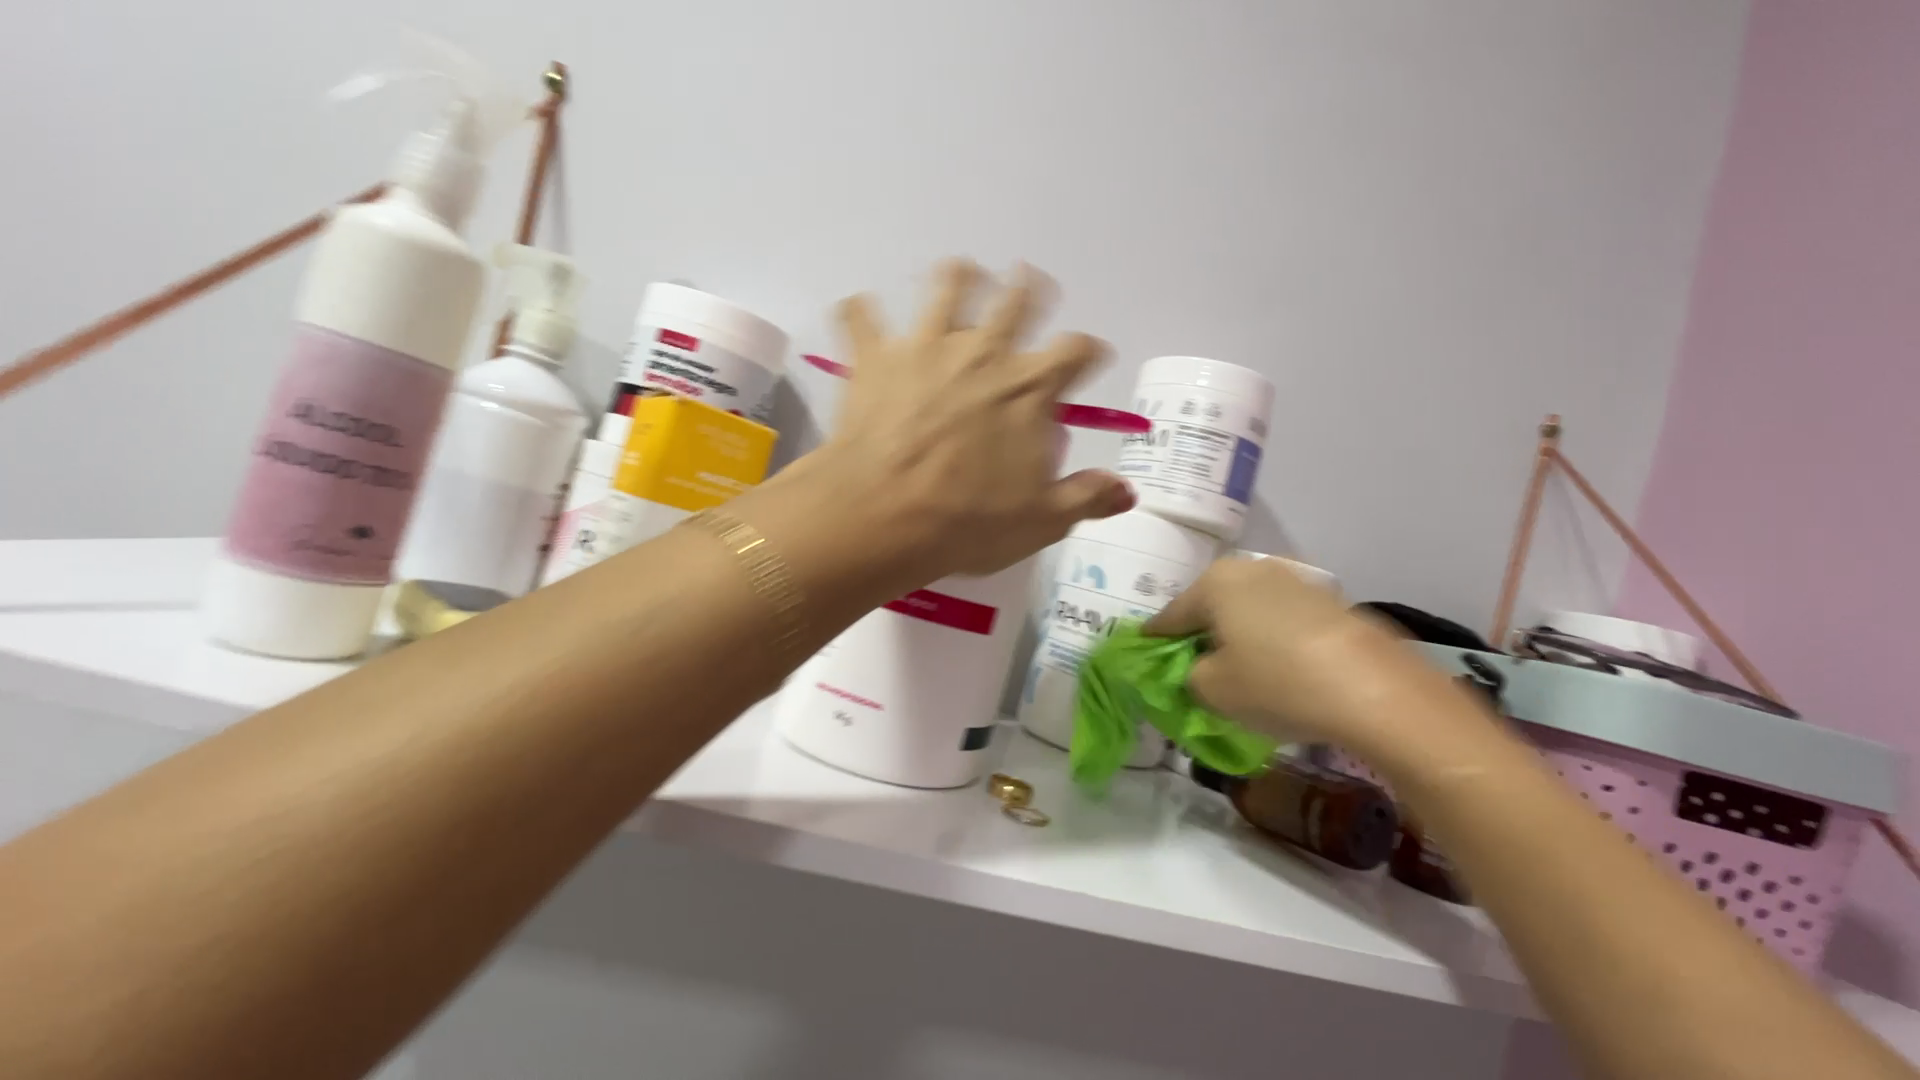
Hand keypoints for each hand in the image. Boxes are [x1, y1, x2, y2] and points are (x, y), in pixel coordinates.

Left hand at [807, 260, 1135, 578]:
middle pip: (1016, 300)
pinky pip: (860, 317)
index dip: (1087, 350)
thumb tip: (1127, 490)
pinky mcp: (874, 357)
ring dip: (958, 277)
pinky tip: (861, 313)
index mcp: (1030, 387)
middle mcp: (984, 352)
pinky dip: (860, 312)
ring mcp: (926, 347)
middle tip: (1026, 284)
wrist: (884, 516)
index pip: (1075, 350)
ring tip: (960, 274)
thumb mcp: (1041, 521)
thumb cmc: (968, 522)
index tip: (1089, 356)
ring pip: (947, 287)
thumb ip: (1086, 498)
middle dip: (1027, 289)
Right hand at [1145, 557, 1479, 753]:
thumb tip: (1197, 670)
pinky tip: (1280, 671)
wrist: (1373, 690)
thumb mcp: (1211, 690)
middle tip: (1196, 672)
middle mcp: (1252, 569)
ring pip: (1249, 612)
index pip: (1169, 616)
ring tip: (1241, 673)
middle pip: (1211, 607)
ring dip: (1240, 637)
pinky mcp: (1330, 602)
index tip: (1146, 663)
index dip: (1155, 643)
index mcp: (1214, 582)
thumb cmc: (1276, 683)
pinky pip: (1282, 622)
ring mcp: (1295, 582)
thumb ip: (1188, 676)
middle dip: (1201, 636)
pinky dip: (1273, 641)